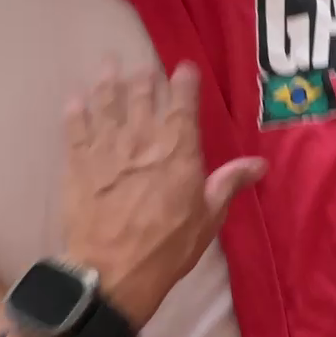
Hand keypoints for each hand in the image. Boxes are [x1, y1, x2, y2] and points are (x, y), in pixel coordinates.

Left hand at [61, 60, 264, 329]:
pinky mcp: (77, 164)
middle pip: (141, 95)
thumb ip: (229, 183)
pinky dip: (76, 110)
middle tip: (144, 69)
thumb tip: (260, 164)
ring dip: (108, 81)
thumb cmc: (169, 248)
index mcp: (178, 150)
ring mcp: (106, 148)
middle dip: (144, 78)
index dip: (184, 81)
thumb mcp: (208, 218)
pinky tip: (75, 99)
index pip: (182, 103)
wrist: (114, 272)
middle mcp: (141, 139)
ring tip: (109, 64)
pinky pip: (75, 127)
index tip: (184, 68)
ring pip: (106, 102)